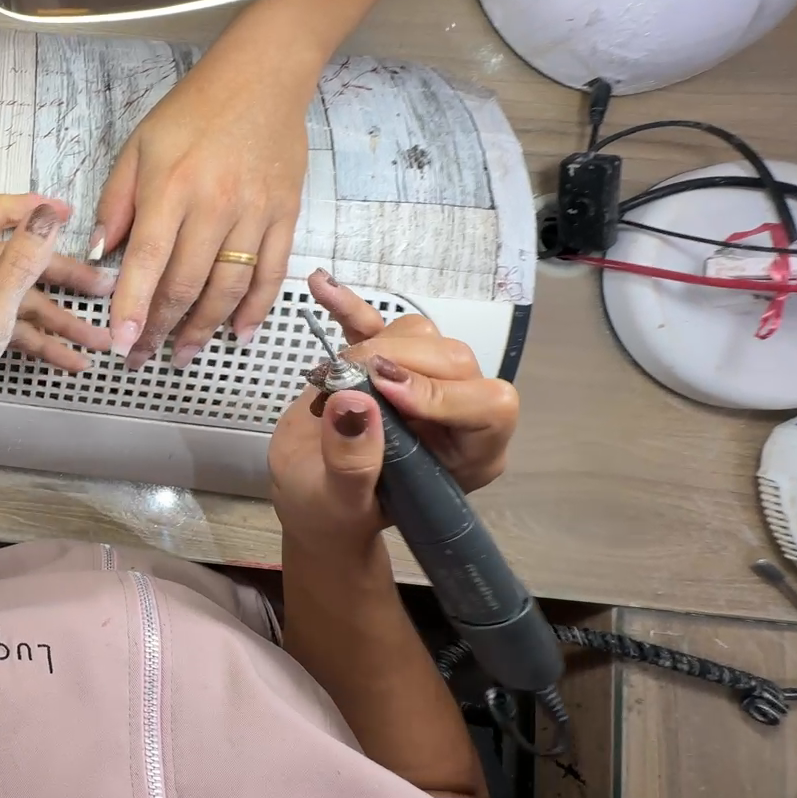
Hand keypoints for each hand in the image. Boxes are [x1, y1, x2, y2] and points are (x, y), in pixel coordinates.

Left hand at [0, 194, 113, 433]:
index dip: (35, 208)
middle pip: (22, 262)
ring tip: (102, 342)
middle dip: (66, 277)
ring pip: (23, 302)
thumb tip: (45, 212)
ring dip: (61, 322)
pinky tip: (73, 363)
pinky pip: (13, 328)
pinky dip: (41, 343)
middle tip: (107, 288)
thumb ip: (23, 258)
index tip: (72, 213)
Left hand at [95, 69, 307, 370]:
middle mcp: (214, 207)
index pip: (147, 263)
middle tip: (141, 358)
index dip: (132, 309)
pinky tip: (239, 334)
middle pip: (185, 285)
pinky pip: (271, 274)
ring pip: (228, 288)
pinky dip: (256, 309)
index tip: (121, 344)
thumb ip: (115, 205)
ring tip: (182, 355)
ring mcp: (255, 214)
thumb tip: (98, 256)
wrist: (262, 78)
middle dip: (160, 330)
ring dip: (203, 329)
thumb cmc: (189, 113)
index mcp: (170, 190)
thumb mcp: (136, 150)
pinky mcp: (286, 215)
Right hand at [267, 272, 519, 557]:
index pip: (486, 405)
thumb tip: (355, 400)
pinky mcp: (378, 365)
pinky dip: (348, 306)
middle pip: (452, 360)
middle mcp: (455, 414)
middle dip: (392, 361)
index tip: (379, 390)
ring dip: (371, 343)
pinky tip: (321, 286)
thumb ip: (353, 459)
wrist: (309, 499)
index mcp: (468, 455)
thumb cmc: (330, 511)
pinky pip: (373, 324)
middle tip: (335, 380)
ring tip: (325, 372)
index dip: (438, 391)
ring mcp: (419, 384)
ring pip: (420, 337)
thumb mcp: (338, 500)